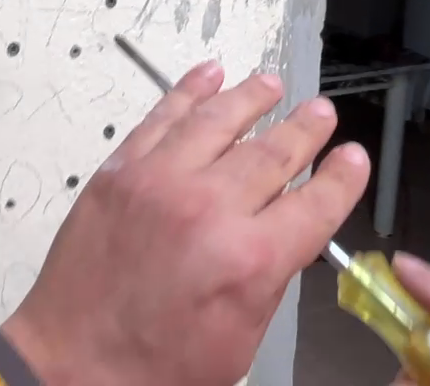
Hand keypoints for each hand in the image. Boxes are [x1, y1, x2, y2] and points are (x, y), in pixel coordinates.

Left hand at [1, 62, 370, 385]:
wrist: (75, 360)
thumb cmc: (162, 366)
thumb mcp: (239, 338)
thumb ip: (265, 273)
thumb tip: (280, 224)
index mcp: (250, 260)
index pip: (313, 205)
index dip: (341, 179)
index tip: (354, 156)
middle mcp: (210, 208)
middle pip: (271, 155)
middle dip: (304, 130)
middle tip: (322, 111)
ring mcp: (161, 179)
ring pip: (218, 121)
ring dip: (250, 97)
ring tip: (271, 83)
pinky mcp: (122, 167)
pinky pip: (162, 116)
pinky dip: (188, 90)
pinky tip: (209, 72)